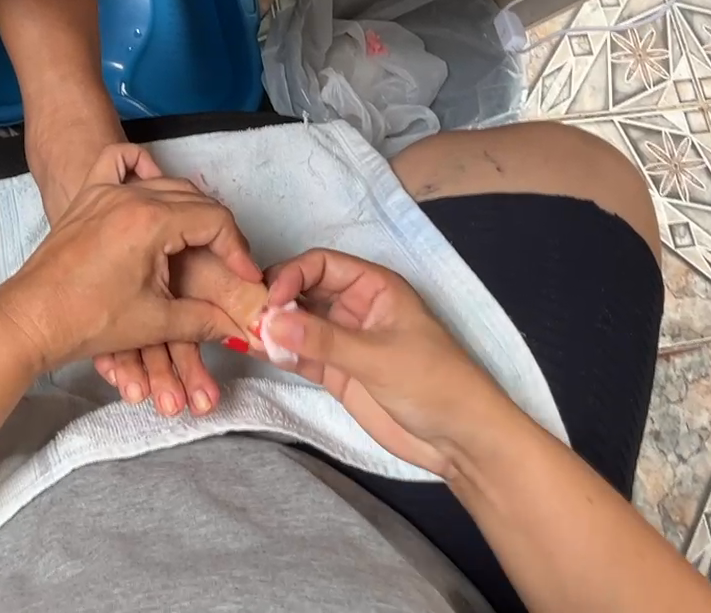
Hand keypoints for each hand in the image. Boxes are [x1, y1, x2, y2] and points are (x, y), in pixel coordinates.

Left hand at [0, 146, 261, 378]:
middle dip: (218, 231)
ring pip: (163, 182)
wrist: (32, 319)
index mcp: (151, 221)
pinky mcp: (87, 196)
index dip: (238, 250)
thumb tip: (238, 324)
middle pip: (195, 198)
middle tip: (228, 264)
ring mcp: (106, 192)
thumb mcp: (156, 322)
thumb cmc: (89, 320)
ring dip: (188, 207)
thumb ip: (205, 319)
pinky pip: (118, 161)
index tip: (245, 276)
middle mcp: (131, 196)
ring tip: (199, 240)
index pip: (215, 220)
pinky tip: (149, 187)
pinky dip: (139, 166)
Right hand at [261, 248, 516, 476]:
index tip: (270, 298)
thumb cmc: (436, 384)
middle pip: (302, 289)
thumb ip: (323, 340)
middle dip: (275, 299)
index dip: (291, 274)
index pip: (320, 264)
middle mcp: (353, 306)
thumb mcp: (378, 358)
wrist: (463, 445)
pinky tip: (256, 351)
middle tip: (248, 316)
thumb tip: (270, 320)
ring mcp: (342, 339)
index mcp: (373, 286)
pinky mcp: (335, 371)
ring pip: (296, 321)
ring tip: (247, 335)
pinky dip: (278, 351)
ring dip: (272, 327)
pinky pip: (298, 352)